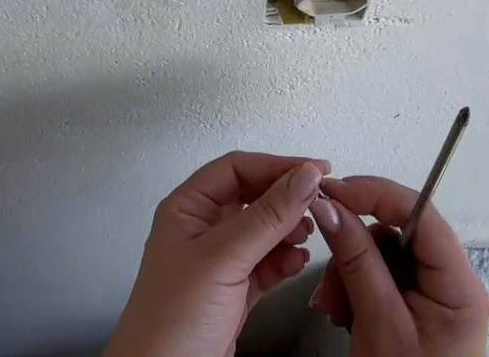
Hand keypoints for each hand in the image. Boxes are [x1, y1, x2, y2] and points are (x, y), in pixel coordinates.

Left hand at [106, 152, 328, 356]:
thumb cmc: (169, 323)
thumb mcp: (223, 258)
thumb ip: (267, 215)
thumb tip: (304, 177)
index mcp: (187, 208)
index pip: (236, 168)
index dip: (275, 165)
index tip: (314, 170)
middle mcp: (201, 229)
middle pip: (252, 196)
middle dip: (285, 199)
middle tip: (318, 202)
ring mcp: (218, 262)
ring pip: (262, 230)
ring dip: (288, 230)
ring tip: (307, 235)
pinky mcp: (232, 292)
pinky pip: (266, 263)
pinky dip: (285, 260)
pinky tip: (297, 262)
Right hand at [306, 176, 488, 356]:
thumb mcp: (379, 324)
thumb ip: (355, 259)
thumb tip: (328, 205)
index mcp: (458, 284)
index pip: (419, 212)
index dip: (375, 194)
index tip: (332, 191)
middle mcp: (451, 282)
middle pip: (396, 233)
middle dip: (354, 250)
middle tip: (328, 280)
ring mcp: (433, 295)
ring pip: (382, 254)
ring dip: (349, 274)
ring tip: (334, 310)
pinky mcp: (416, 308)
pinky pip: (380, 277)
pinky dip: (355, 290)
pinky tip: (344, 316)